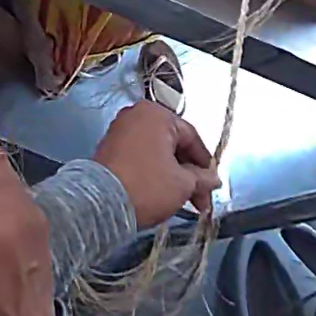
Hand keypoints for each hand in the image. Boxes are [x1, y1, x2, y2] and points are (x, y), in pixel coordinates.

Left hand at [94, 102, 219, 228]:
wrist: (102, 202)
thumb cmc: (147, 185)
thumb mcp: (182, 183)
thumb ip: (202, 178)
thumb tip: (213, 178)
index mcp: (156, 114)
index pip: (191, 136)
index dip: (205, 164)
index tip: (212, 185)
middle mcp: (137, 114)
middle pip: (173, 143)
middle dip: (189, 173)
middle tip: (200, 199)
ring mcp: (121, 129)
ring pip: (157, 150)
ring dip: (173, 174)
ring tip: (185, 200)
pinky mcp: (110, 145)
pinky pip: (141, 154)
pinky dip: (154, 170)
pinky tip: (163, 191)